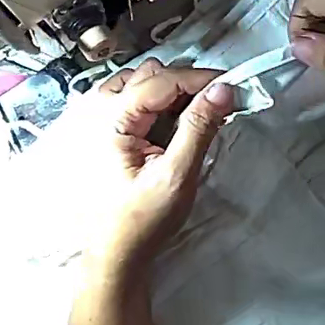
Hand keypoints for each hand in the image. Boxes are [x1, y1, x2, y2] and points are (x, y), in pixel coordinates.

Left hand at [28, 59, 235, 281]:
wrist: (114, 250)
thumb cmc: (142, 219)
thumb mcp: (176, 175)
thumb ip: (199, 128)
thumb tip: (223, 90)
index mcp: (109, 118)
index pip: (162, 80)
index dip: (200, 79)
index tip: (232, 86)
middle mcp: (94, 108)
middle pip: (149, 74)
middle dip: (185, 84)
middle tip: (215, 107)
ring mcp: (92, 114)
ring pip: (139, 80)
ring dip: (168, 91)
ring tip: (192, 117)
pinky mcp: (98, 125)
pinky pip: (129, 95)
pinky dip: (154, 102)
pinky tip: (169, 125)